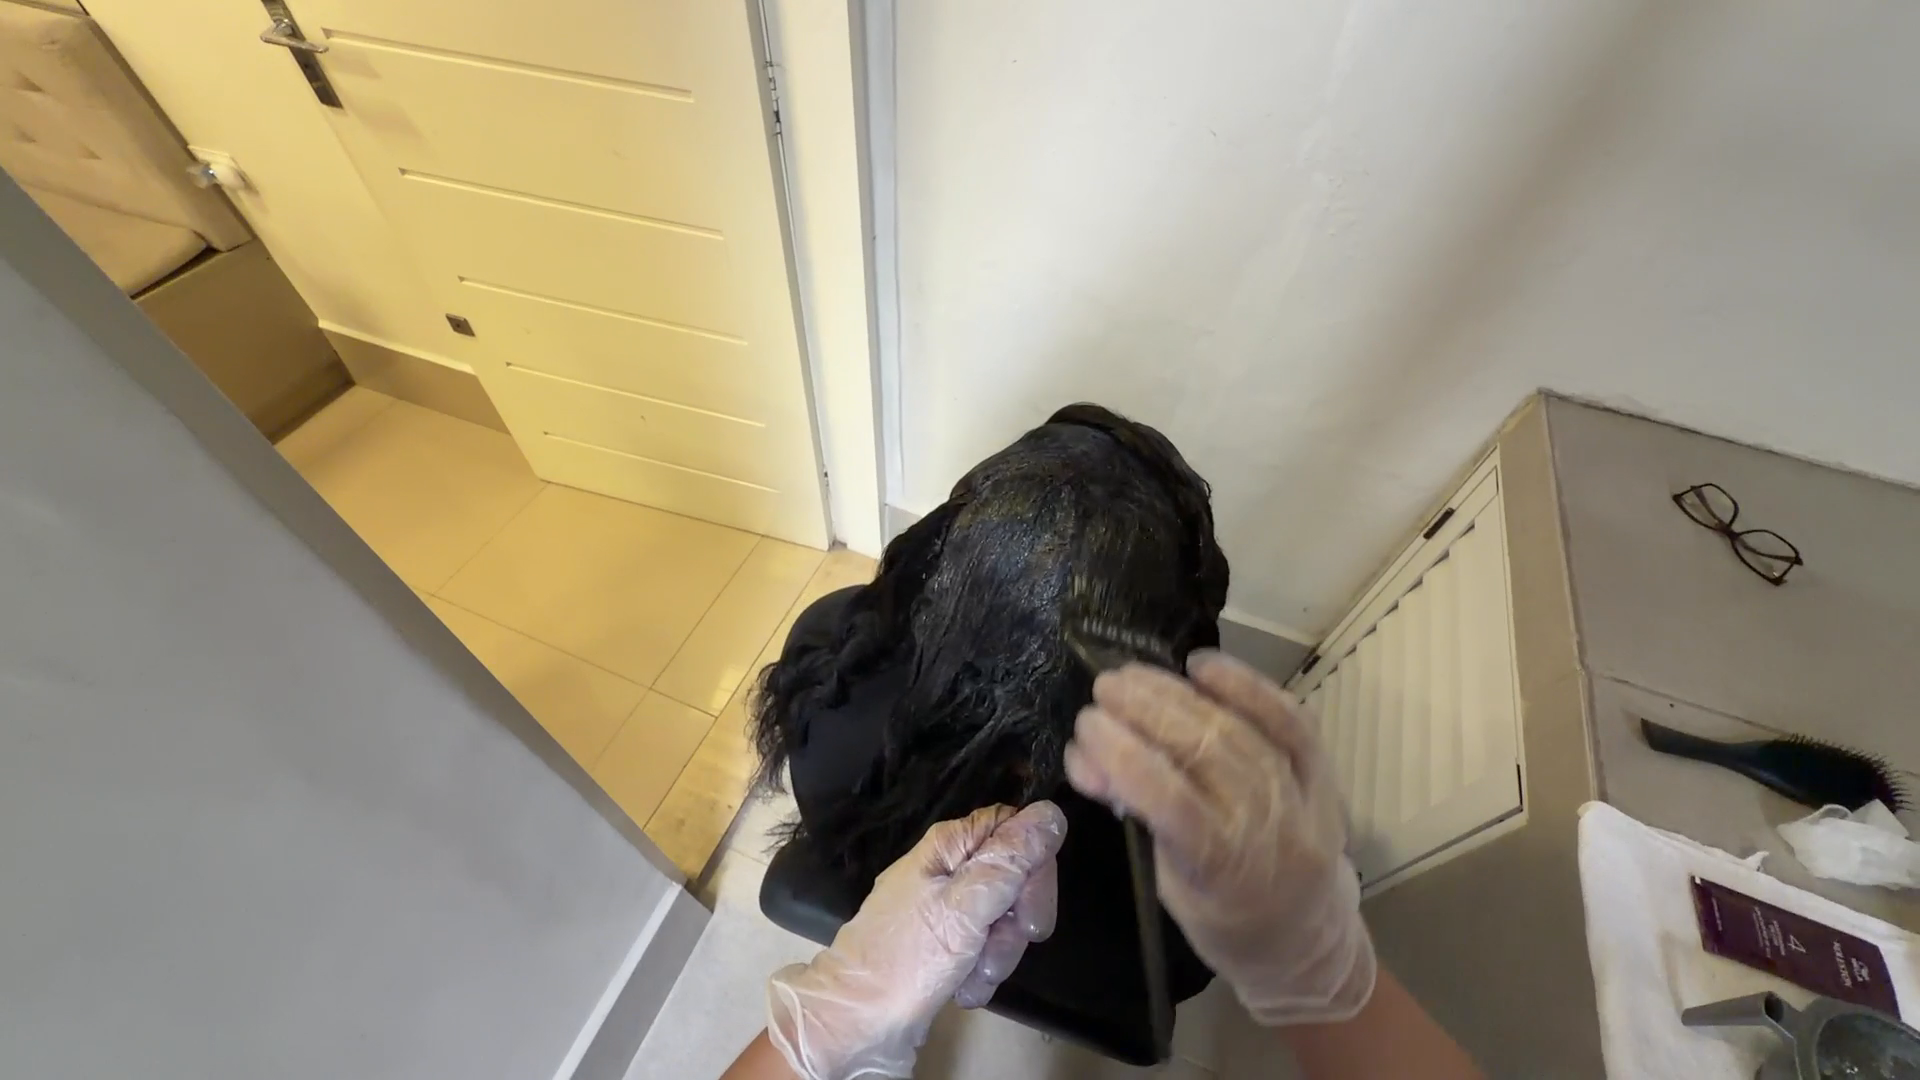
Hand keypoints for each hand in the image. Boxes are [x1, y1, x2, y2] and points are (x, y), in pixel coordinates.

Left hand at [766, 802, 1067, 1078]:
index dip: (1033, 866)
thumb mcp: (966, 907)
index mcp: (950, 844)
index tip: (1030, 908)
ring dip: (998, 953)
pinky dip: (981, 971)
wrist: (854, 1024)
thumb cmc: (906, 959)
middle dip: (1017, 919)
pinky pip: (985, 947)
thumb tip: (1051, 812)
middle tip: (997, 946)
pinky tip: (962, 988)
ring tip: (971, 974)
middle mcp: (949, 867)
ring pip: (1004, 917)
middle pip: (1014, 875)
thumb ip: (1010, 860)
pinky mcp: (945, 943)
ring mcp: (946, 907)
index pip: (1015, 829)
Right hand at [1064, 650, 1375, 1025]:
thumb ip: (1132, 816)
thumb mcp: (1165, 880)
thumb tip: (1084, 760)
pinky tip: (1201, 664)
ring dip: (1176, 691)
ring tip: (1133, 673)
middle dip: (1143, 709)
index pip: (1167, 798)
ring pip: (1233, 725)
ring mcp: (1299, 793)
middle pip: (1200, 748)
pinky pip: (1287, 717)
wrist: (1304, 937)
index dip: (1122, 754)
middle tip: (1102, 687)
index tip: (1086, 725)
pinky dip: (1245, 685)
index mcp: (1221, 865)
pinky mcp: (1320, 771)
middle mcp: (1264, 823)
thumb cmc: (1220, 916)